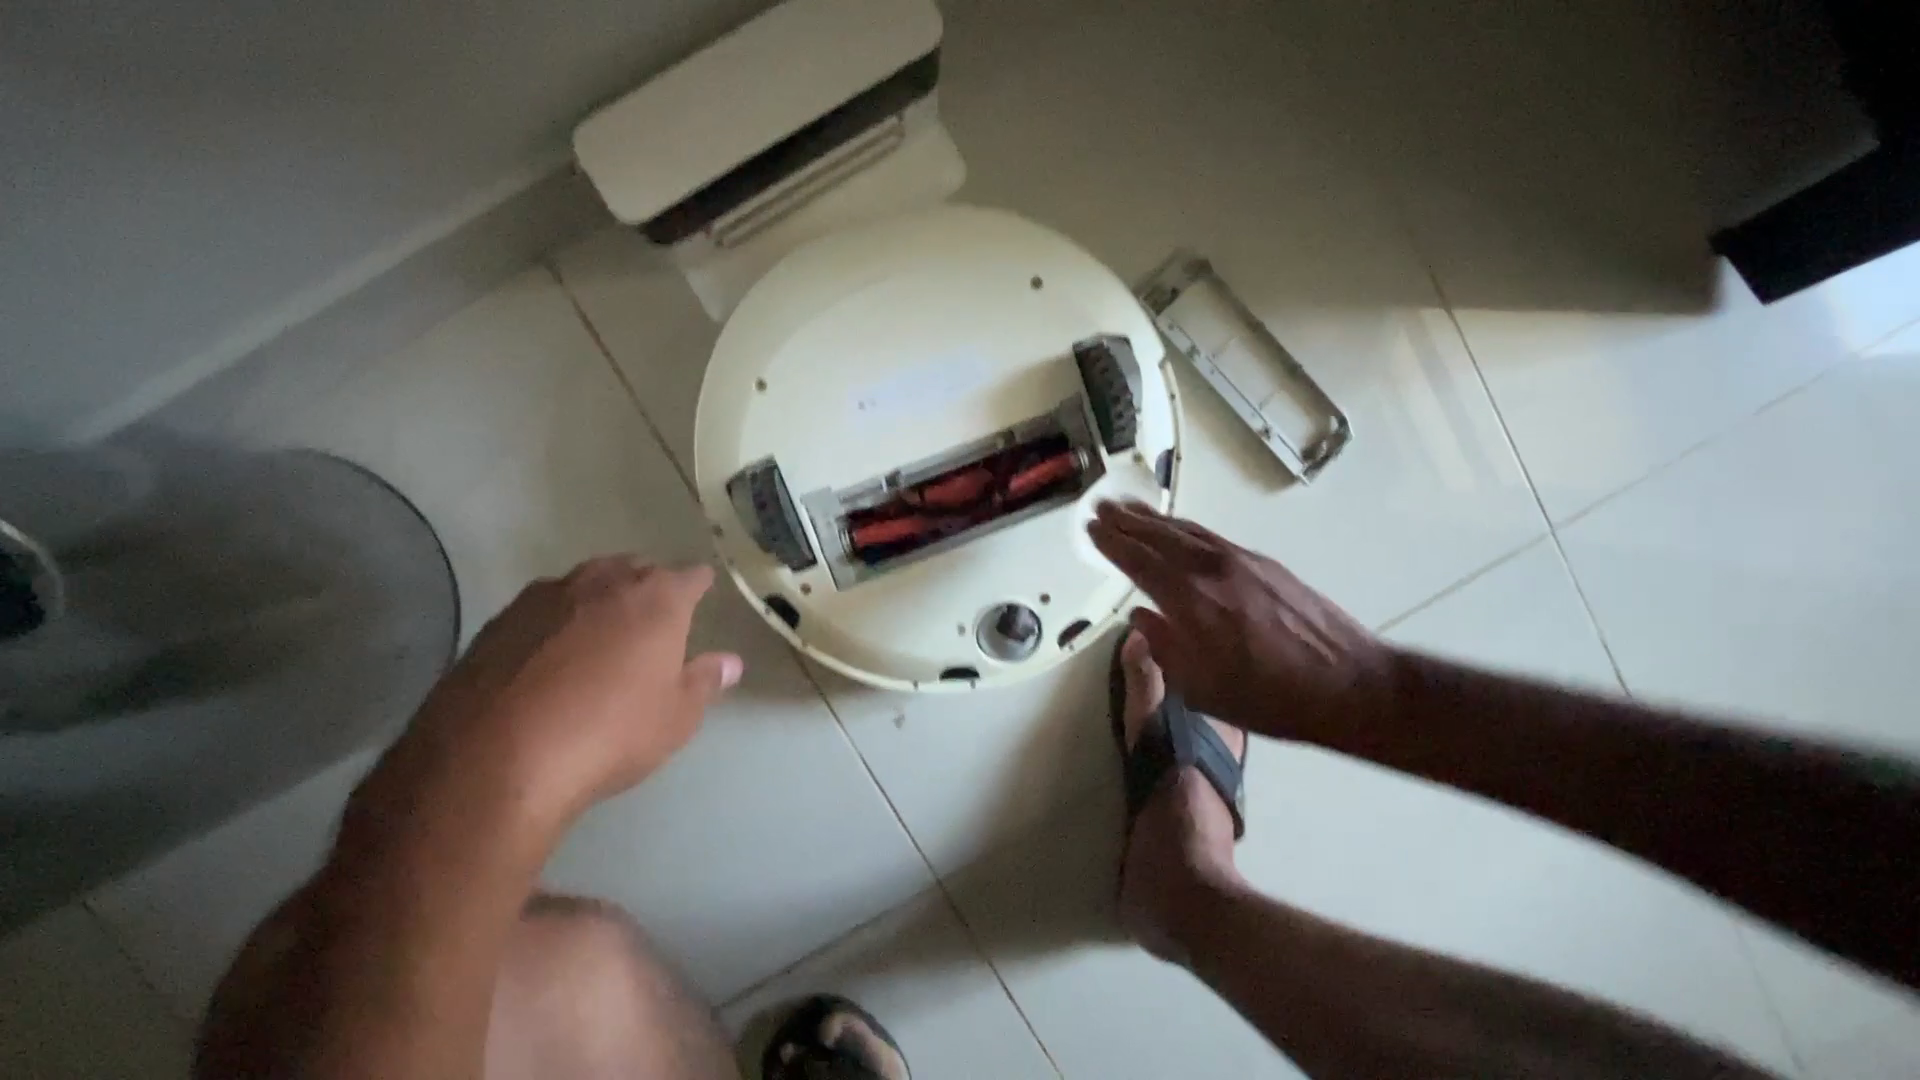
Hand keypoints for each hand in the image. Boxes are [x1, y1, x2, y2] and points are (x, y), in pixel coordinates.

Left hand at [390, 557, 742, 832]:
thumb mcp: (675, 718)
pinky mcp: (498, 621)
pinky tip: (550, 656)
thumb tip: (730, 662)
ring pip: (584, 583)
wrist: (495, 756)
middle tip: (653, 618)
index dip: (698, 585)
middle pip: (634, 569)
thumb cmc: (609, 734)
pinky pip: (542, 609)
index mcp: (656, 600)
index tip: (702, 594)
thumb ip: (704, 682)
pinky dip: (555, 623)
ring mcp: (545, 597)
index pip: (690, 576)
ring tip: (601, 633)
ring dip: (598, 599)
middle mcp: (603, 583)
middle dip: (647, 586)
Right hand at [1087, 501, 1395, 743]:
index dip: (1112, 544)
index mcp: (1191, 601)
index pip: (1139, 562)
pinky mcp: (1265, 565)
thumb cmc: (1269, 699)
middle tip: (1103, 506)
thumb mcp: (1200, 689)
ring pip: (1188, 531)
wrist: (1348, 685)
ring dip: (1155, 519)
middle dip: (1128, 521)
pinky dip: (1187, 529)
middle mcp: (1213, 571)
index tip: (1092, 528)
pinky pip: (1212, 538)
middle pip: (1161, 536)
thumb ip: (1163, 648)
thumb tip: (1142, 617)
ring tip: (1131, 508)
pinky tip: (1179, 531)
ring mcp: (1242, 562)